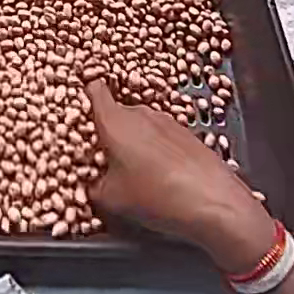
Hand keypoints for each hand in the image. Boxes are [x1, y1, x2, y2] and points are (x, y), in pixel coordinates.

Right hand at [83, 79, 275, 271]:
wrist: (216, 204)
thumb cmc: (158, 196)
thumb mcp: (111, 198)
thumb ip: (91, 184)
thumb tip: (87, 182)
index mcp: (114, 120)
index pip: (93, 89)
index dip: (83, 95)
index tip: (76, 110)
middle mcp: (139, 113)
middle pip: (115, 111)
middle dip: (106, 130)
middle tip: (101, 155)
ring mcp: (166, 120)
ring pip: (138, 124)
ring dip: (132, 140)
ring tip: (132, 169)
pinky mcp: (186, 133)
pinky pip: (160, 134)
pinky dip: (154, 148)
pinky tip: (159, 174)